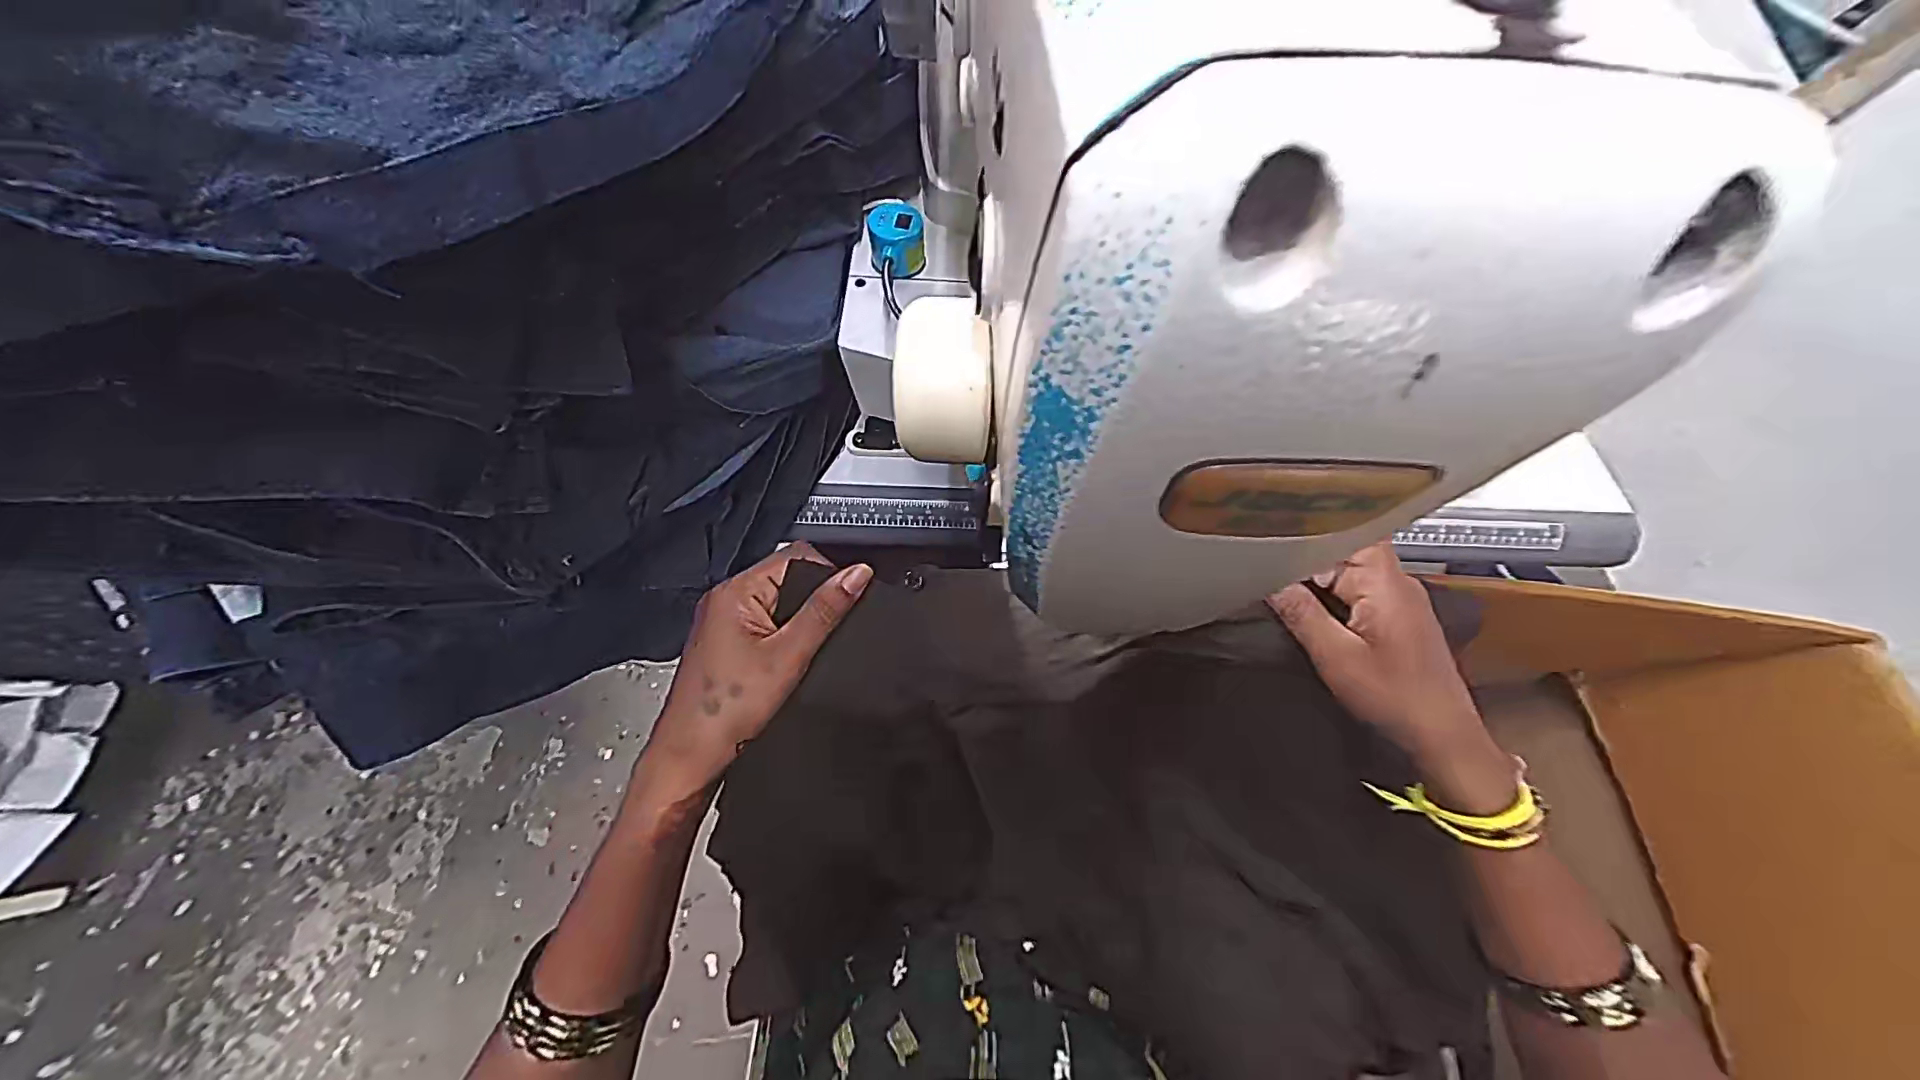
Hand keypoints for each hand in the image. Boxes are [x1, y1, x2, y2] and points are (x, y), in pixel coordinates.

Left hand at [641, 542, 871, 791]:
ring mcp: (725, 623)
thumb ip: (825, 610)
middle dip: (815, 602)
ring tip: (801, 654)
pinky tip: (787, 664)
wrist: (688, 759)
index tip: (846, 603)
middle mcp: (725, 600)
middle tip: (821, 637)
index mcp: (735, 591)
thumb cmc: (723, 713)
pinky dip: (785, 640)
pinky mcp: (728, 645)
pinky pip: (768, 626)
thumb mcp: (789, 656)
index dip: (829, 575)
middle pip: (790, 578)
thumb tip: (857, 575)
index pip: (797, 556)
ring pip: (781, 604)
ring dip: (799, 624)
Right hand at [1265, 542, 1484, 758]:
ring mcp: (1397, 597)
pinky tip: (1310, 608)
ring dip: (1315, 577)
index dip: (1305, 533)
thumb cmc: (1397, 698)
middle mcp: (1396, 582)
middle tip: (1267, 566)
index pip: (1342, 533)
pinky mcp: (1394, 614)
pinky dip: (1329, 594)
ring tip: (1282, 585)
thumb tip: (1268, 579)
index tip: (1271, 539)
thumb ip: (1300, 611)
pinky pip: (1355, 588)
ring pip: (1346, 568)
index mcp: (1385, 583)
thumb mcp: (1335, 656)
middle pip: (1343, 547)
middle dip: (1304, 555)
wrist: (1442, 734)